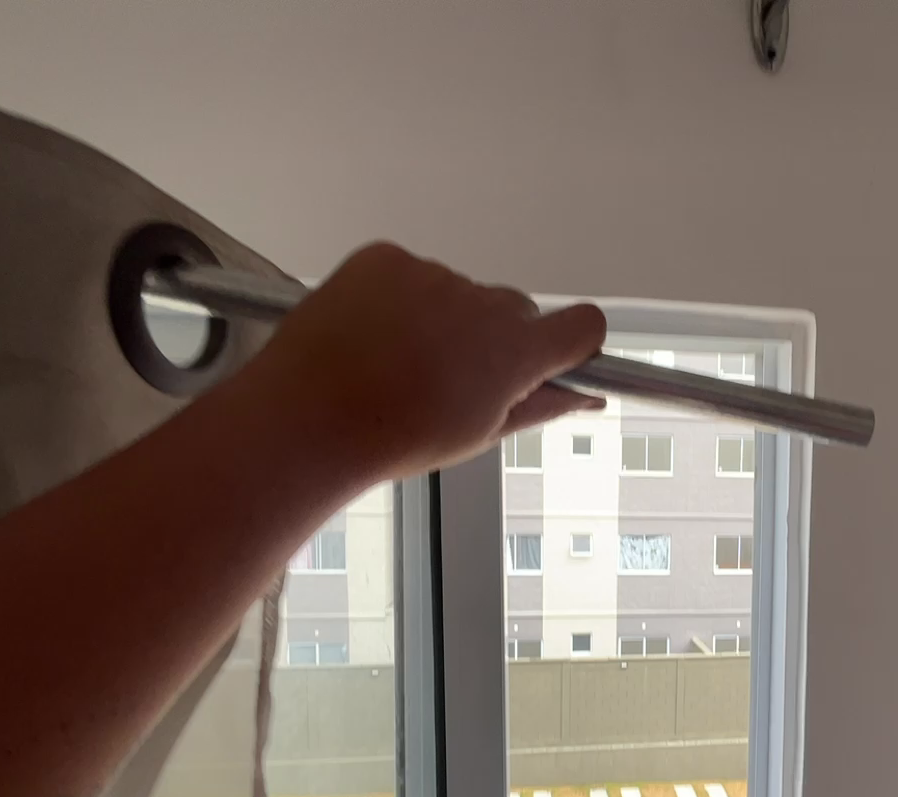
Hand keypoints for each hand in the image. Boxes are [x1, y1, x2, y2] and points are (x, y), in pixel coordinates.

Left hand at [249, 242, 605, 477]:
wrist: (311, 419)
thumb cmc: (396, 436)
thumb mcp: (484, 432)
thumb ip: (545, 405)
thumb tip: (586, 396)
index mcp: (515, 352)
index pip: (583, 323)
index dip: (575, 342)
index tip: (555, 359)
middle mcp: (482, 303)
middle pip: (517, 310)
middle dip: (499, 338)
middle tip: (460, 378)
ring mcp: (433, 275)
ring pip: (463, 294)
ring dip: (448, 319)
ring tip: (405, 363)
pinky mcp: (388, 258)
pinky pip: (416, 274)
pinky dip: (407, 299)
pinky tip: (381, 337)